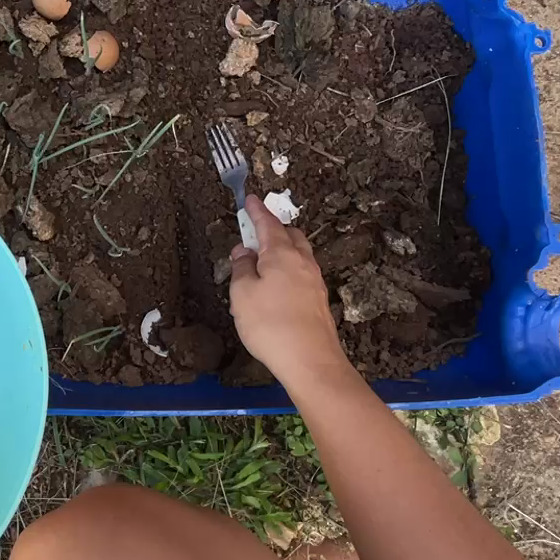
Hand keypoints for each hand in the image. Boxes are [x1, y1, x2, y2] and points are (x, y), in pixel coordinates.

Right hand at [227, 195, 349, 385]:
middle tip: (252, 235)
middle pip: (290, 235)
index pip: (268, 224)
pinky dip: (287, 268)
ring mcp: (314, 281)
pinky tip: (276, 284)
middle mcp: (302, 262)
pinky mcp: (318, 300)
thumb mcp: (242, 293)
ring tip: (261, 262)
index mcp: (282, 254)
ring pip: (298, 254)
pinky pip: (301, 272)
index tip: (250, 199)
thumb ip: (241, 268)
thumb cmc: (270, 324)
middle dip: (273, 230)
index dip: (256, 211)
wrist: (310, 361)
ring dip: (281, 250)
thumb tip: (244, 251)